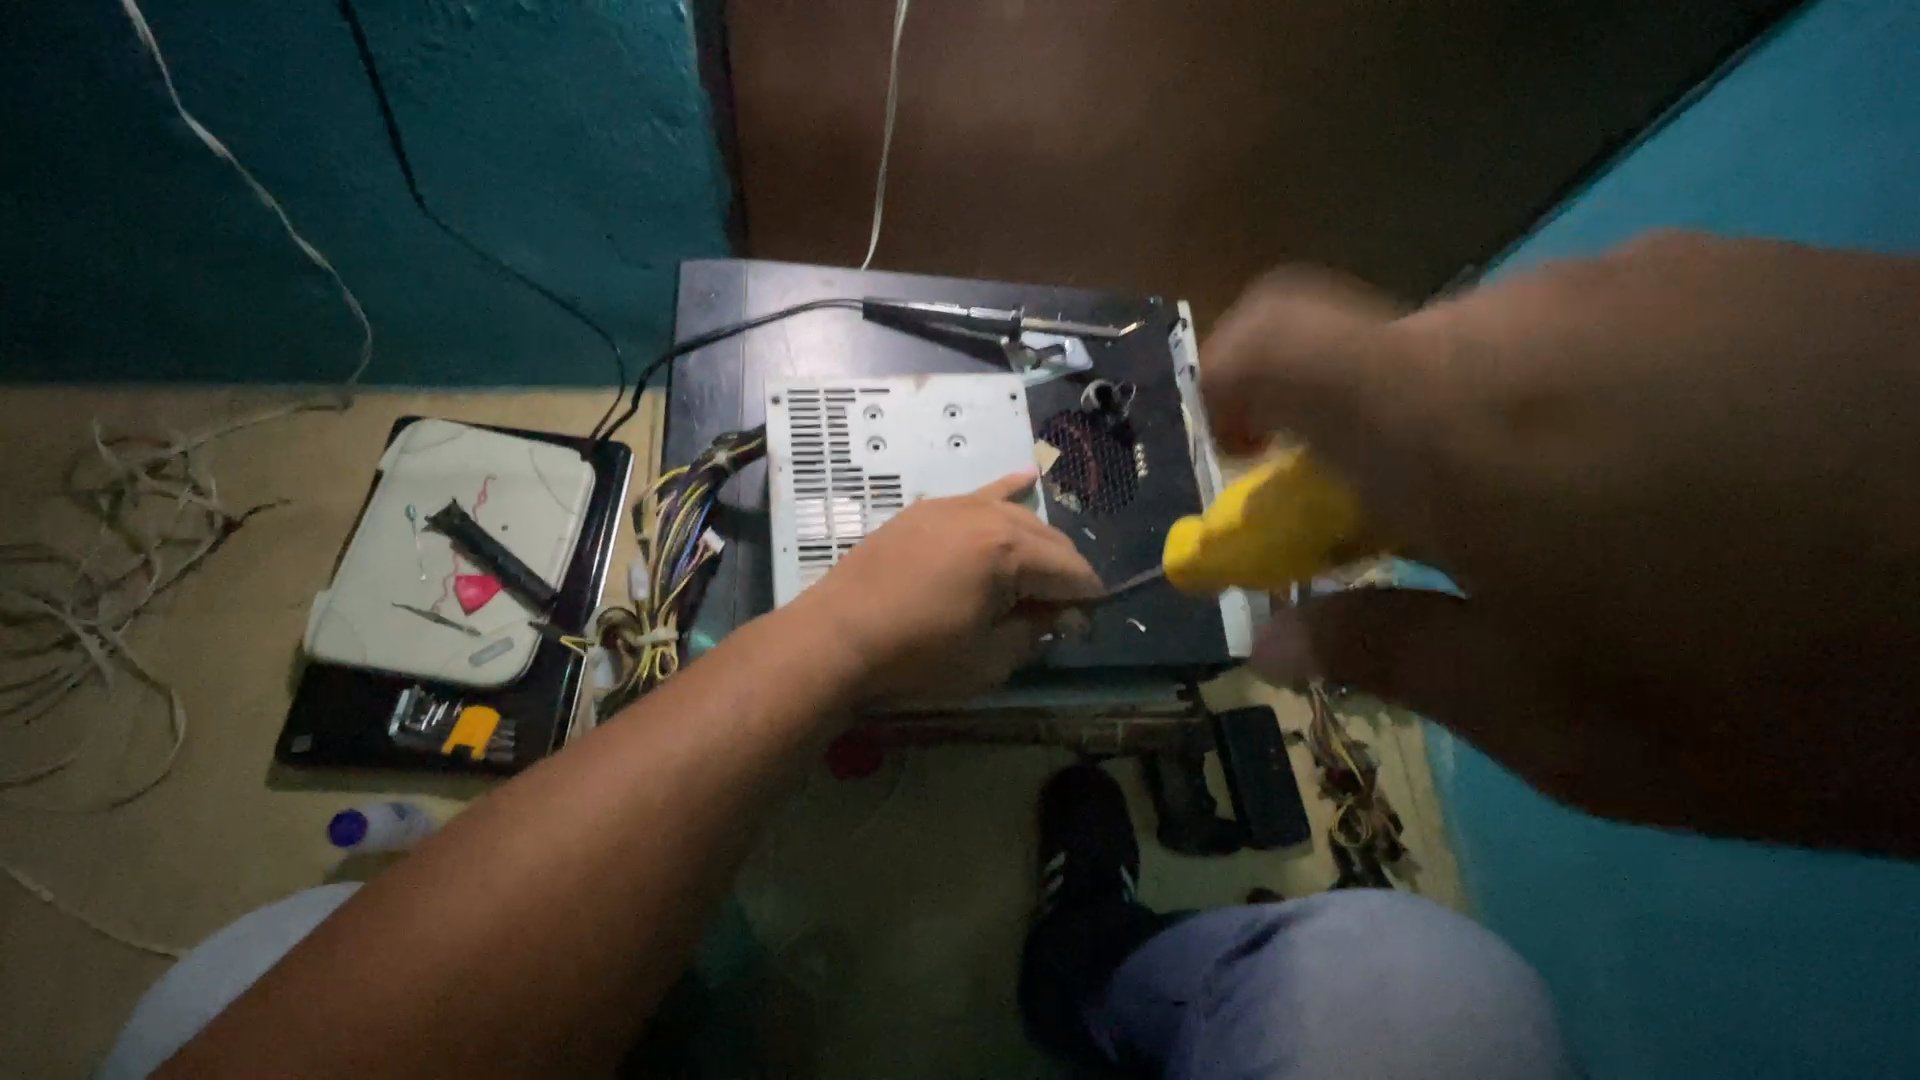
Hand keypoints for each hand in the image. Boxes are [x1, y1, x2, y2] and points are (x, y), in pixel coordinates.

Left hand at [790, 473, 1103, 703]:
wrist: (836, 638)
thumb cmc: (915, 656)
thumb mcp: (989, 658)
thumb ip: (1035, 629)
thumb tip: (1060, 613)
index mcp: (1009, 552)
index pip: (1072, 572)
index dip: (1085, 602)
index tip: (1080, 628)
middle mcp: (987, 516)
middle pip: (1049, 539)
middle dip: (1062, 574)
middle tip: (1055, 613)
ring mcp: (953, 506)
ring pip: (1015, 517)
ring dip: (1036, 544)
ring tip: (1036, 576)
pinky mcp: (926, 510)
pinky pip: (977, 495)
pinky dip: (1005, 491)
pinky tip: (1025, 480)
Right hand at [1204, 232, 1919, 854]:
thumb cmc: (1781, 685)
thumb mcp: (1550, 719)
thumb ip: (1386, 654)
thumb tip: (1274, 641)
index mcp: (1442, 417)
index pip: (1269, 338)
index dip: (1228, 387)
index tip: (1248, 465)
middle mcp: (1523, 316)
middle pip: (1379, 362)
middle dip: (1364, 449)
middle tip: (1419, 547)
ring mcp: (1646, 280)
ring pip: (1488, 350)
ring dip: (1475, 430)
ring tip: (1573, 529)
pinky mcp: (1755, 273)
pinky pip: (1598, 331)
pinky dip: (1575, 400)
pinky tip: (1685, 481)